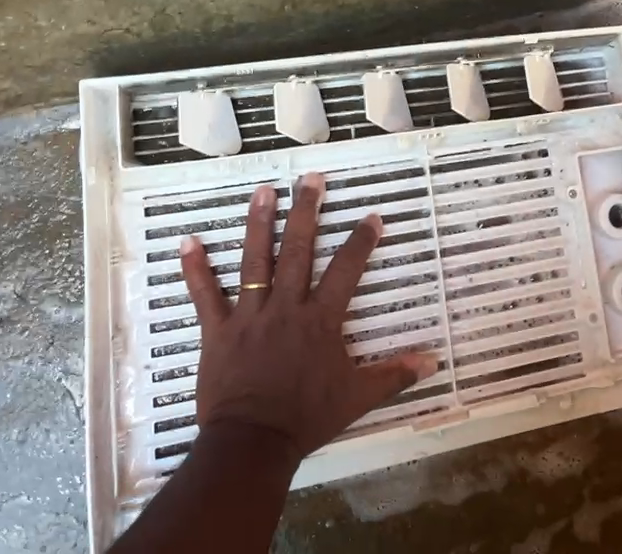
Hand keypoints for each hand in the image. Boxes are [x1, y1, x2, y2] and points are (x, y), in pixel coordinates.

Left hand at [179, 172, 435, 459]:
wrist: (254, 442)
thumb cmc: (307, 417)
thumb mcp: (357, 396)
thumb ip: (394, 374)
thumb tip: (433, 360)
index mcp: (321, 319)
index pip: (347, 269)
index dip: (361, 241)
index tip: (372, 216)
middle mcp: (287, 306)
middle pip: (298, 249)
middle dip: (306, 210)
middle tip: (311, 178)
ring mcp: (250, 315)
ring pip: (256, 261)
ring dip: (258, 223)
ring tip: (263, 190)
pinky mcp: (219, 330)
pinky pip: (205, 295)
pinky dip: (195, 269)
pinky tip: (188, 241)